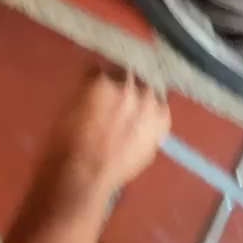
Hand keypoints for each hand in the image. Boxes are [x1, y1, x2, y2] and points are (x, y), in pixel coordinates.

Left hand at [42, 69, 170, 199]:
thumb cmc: (112, 172)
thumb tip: (142, 120)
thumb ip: (147, 130)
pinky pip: (94, 69)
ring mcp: (124, 86)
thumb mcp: (143, 153)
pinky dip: (87, 76)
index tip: (130, 101)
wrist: (84, 173)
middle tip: (111, 94)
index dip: (140, 98)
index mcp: (160, 116)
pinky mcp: (99, 81)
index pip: (155, 95)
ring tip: (95, 89)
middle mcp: (147, 96)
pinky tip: (82, 87)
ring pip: (117, 70)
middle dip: (127, 84)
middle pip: (138, 78)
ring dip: (108, 78)